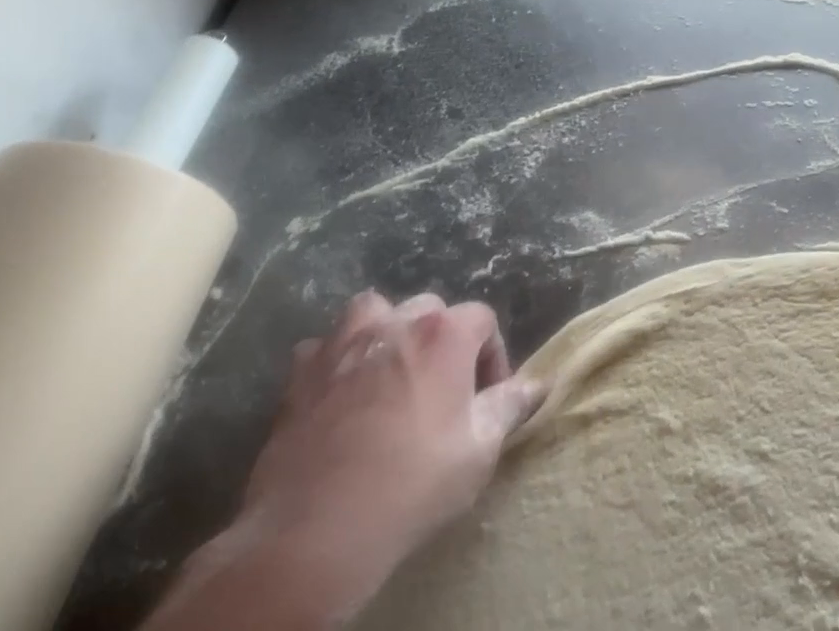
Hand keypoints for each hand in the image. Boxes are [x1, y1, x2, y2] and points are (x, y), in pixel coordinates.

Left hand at [142, 291, 543, 630]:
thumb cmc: (413, 485)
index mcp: (442, 335)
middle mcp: (392, 324)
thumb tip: (539, 384)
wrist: (316, 528)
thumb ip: (509, 406)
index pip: (482, 318)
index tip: (488, 399)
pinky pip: (326, 347)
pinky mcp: (299, 373)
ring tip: (392, 377)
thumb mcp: (480, 450)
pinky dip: (340, 359)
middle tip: (444, 390)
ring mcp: (339, 344)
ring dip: (389, 334)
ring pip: (373, 312)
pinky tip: (343, 395)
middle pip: (429, 309)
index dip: (492, 355)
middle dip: (443, 340)